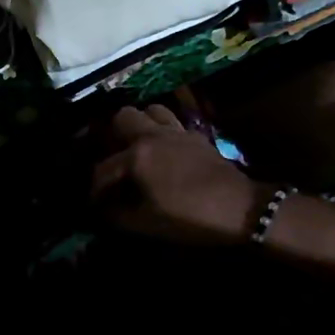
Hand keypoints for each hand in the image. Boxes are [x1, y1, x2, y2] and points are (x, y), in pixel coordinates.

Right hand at [90, 105, 270, 244]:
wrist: (241, 208)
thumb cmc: (189, 217)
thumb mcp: (148, 224)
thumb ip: (119, 216)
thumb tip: (104, 210)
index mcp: (137, 156)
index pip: (104, 168)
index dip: (95, 188)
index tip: (93, 202)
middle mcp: (153, 135)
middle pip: (123, 117)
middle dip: (113, 136)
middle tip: (115, 158)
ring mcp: (177, 131)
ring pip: (150, 110)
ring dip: (141, 124)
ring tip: (139, 146)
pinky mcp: (196, 136)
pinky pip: (172, 121)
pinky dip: (163, 130)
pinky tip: (164, 151)